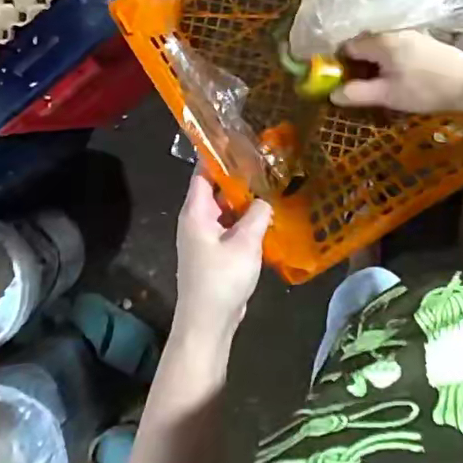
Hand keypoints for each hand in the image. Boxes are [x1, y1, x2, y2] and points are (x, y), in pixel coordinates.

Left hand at [174, 170, 272, 337]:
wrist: (207, 322)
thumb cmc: (222, 278)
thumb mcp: (245, 243)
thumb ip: (257, 216)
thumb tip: (264, 202)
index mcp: (195, 212)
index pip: (202, 173)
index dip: (217, 155)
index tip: (238, 141)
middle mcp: (195, 220)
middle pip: (214, 190)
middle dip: (236, 178)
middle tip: (263, 164)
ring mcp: (202, 237)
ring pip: (223, 210)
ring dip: (242, 202)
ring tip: (268, 188)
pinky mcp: (212, 253)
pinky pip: (227, 227)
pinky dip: (242, 221)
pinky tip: (263, 220)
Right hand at [332, 31, 462, 112]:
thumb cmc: (426, 88)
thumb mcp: (389, 95)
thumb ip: (358, 94)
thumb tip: (332, 94)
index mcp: (381, 42)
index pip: (348, 46)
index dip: (340, 64)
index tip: (341, 81)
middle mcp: (393, 32)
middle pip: (364, 44)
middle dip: (357, 63)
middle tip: (359, 86)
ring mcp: (411, 34)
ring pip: (381, 46)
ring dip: (374, 63)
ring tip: (378, 84)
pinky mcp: (423, 41)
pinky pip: (395, 47)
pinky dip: (389, 60)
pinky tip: (397, 76)